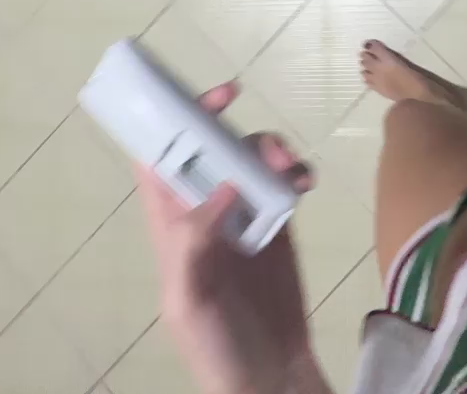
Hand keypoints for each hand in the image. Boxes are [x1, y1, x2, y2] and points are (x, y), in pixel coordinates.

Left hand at [135, 80, 329, 393]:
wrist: (271, 372)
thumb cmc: (216, 344)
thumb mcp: (188, 300)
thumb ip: (195, 242)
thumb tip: (223, 187)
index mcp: (172, 223)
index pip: (159, 159)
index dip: (172, 122)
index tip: (204, 100)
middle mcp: (205, 209)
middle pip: (212, 146)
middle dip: (231, 126)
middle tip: (253, 125)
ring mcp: (243, 211)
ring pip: (251, 157)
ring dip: (271, 149)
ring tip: (290, 168)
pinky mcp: (277, 219)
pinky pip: (285, 179)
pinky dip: (297, 171)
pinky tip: (307, 184)